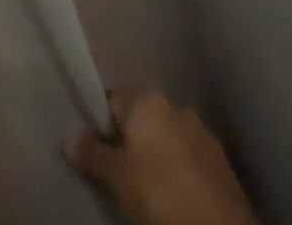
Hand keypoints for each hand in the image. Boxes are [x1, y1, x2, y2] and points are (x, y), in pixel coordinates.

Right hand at [65, 88, 257, 224]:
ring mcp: (202, 134)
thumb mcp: (116, 176)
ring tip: (140, 185)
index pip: (111, 98)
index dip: (96, 122)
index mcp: (148, 101)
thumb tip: (70, 139)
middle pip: (139, 118)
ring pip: (164, 138)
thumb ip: (92, 154)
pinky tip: (168, 193)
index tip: (89, 147)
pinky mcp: (220, 162)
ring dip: (151, 155)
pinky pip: (185, 157)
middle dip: (125, 140)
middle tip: (111, 169)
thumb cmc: (159, 192)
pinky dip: (174, 169)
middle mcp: (176, 107)